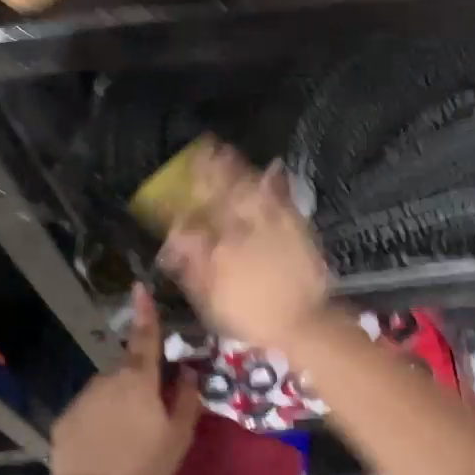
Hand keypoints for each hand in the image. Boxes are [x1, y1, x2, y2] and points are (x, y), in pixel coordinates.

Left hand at [49, 285, 199, 474]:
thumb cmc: (144, 468)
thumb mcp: (178, 437)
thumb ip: (186, 398)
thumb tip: (187, 372)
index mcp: (138, 380)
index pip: (145, 338)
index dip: (145, 312)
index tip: (139, 288)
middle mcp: (107, 380)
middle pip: (128, 373)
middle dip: (139, 385)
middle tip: (150, 419)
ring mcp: (82, 399)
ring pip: (107, 392)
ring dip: (118, 405)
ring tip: (126, 442)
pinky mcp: (64, 421)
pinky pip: (88, 413)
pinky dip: (98, 423)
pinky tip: (103, 451)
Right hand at [159, 142, 331, 350]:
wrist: (302, 323)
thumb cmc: (252, 318)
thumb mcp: (211, 301)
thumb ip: (191, 268)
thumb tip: (174, 241)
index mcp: (218, 248)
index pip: (194, 219)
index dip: (183, 203)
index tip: (172, 192)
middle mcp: (242, 230)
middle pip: (221, 195)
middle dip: (208, 173)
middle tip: (200, 152)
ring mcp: (271, 225)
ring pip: (249, 190)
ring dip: (236, 169)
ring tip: (225, 151)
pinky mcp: (295, 226)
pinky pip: (282, 197)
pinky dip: (275, 182)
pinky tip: (272, 168)